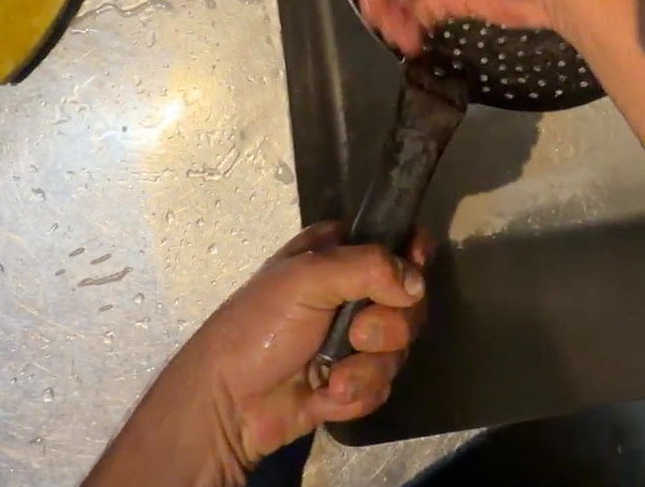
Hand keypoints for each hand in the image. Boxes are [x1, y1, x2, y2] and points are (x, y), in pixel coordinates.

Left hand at [191, 222, 430, 459]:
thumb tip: (416, 282)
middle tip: (357, 332)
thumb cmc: (260, 324)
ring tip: (330, 375)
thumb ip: (366, 268)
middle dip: (388, 325)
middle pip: (410, 300)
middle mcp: (354, 290)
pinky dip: (355, 394)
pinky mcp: (354, 380)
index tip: (416, 271)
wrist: (228, 403)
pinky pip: (382, 385)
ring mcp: (355, 338)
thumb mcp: (306, 278)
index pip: (396, 241)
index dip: (413, 254)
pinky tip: (323, 395)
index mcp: (340, 252)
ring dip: (366, 367)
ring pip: (399, 347)